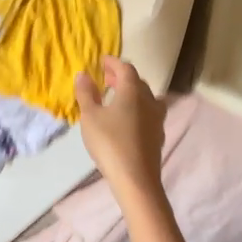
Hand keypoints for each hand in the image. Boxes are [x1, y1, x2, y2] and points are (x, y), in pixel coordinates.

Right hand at [75, 55, 166, 198]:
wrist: (136, 180)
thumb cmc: (110, 143)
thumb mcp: (90, 116)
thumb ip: (86, 93)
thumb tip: (83, 74)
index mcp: (132, 92)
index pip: (126, 69)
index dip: (114, 62)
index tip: (102, 61)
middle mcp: (149, 101)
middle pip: (138, 82)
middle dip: (122, 77)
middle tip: (106, 79)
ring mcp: (157, 119)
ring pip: (147, 97)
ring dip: (132, 93)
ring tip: (118, 98)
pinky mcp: (158, 136)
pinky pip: (149, 113)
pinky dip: (138, 108)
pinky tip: (128, 119)